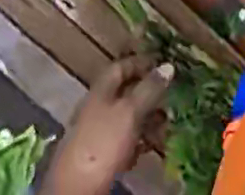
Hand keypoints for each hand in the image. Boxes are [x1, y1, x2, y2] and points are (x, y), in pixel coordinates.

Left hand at [44, 57, 174, 194]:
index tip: (163, 65)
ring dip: (147, 119)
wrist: (74, 194)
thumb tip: (168, 66)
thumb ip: (149, 88)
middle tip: (170, 96)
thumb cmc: (102, 144)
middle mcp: (95, 110)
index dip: (141, 62)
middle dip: (149, 94)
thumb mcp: (130, 112)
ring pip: (126, 118)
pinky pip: (123, 141)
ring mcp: (95, 135)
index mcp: (99, 92)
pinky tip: (150, 146)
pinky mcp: (98, 159)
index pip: (120, 67)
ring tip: (166, 125)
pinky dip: (138, 140)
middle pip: (125, 93)